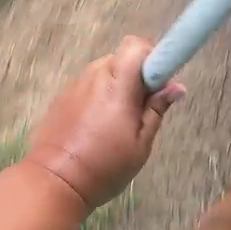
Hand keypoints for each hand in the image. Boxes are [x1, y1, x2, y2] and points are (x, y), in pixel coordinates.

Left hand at [28, 36, 185, 210]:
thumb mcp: (141, 144)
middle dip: (136, 74)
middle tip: (142, 107)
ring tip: (118, 119)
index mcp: (117, 85)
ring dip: (117, 85)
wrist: (54, 183)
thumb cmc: (105, 166)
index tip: (158, 83)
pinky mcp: (61, 98)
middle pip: (121, 57)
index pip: (136, 46)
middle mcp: (94, 77)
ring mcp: (74, 86)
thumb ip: (157, 109)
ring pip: (104, 71)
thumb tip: (176, 87)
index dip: (151, 57)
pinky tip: (97, 125)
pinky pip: (88, 85)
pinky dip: (99, 95)